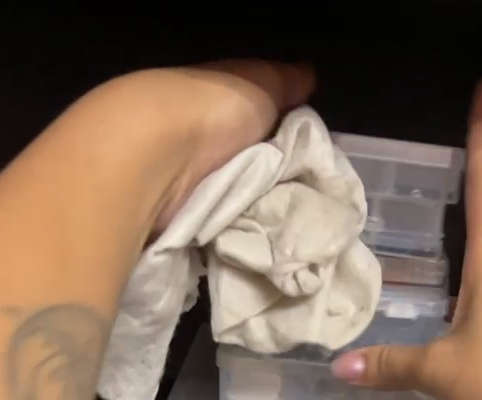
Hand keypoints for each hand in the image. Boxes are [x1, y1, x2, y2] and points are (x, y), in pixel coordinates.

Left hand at [88, 62, 315, 233]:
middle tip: (314, 205)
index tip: (321, 169)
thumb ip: (286, 83)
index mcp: (224, 108)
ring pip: (245, 206)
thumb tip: (308, 74)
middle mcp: (210, 147)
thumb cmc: (211, 108)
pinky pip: (227, 232)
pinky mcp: (190, 220)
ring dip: (265, 217)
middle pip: (257, 173)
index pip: (266, 130)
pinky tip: (267, 244)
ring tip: (297, 230)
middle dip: (283, 188)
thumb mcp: (260, 83)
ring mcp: (199, 185)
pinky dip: (244, 238)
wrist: (160, 152)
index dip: (293, 148)